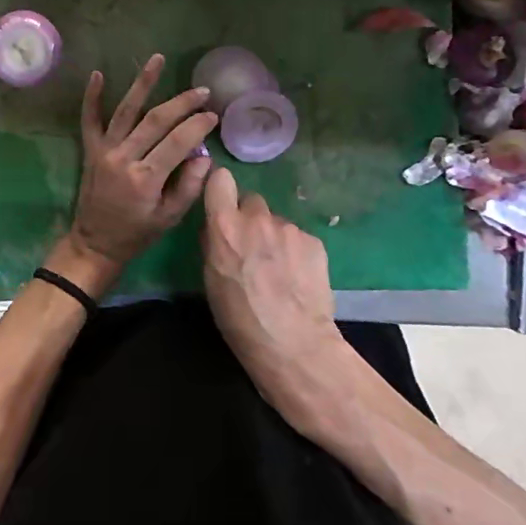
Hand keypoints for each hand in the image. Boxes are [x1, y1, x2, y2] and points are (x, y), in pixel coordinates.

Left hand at [63, 54, 217, 286]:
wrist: (95, 244)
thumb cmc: (137, 233)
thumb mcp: (170, 218)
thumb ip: (188, 186)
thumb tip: (204, 155)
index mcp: (146, 178)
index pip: (178, 141)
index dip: (198, 125)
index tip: (213, 116)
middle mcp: (124, 158)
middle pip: (156, 120)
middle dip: (182, 102)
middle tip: (202, 92)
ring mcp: (104, 151)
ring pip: (126, 110)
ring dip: (143, 83)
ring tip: (157, 59)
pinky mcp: (90, 150)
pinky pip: (90, 119)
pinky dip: (92, 97)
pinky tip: (97, 74)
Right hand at [200, 167, 348, 411]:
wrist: (293, 345)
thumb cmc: (240, 319)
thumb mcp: (211, 281)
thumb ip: (214, 244)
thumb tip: (216, 230)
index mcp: (225, 226)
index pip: (221, 180)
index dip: (221, 189)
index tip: (222, 203)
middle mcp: (257, 218)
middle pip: (251, 202)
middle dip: (250, 219)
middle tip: (253, 249)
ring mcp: (289, 228)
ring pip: (277, 223)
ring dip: (274, 238)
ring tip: (279, 271)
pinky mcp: (314, 241)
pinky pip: (299, 238)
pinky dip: (296, 252)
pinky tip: (297, 278)